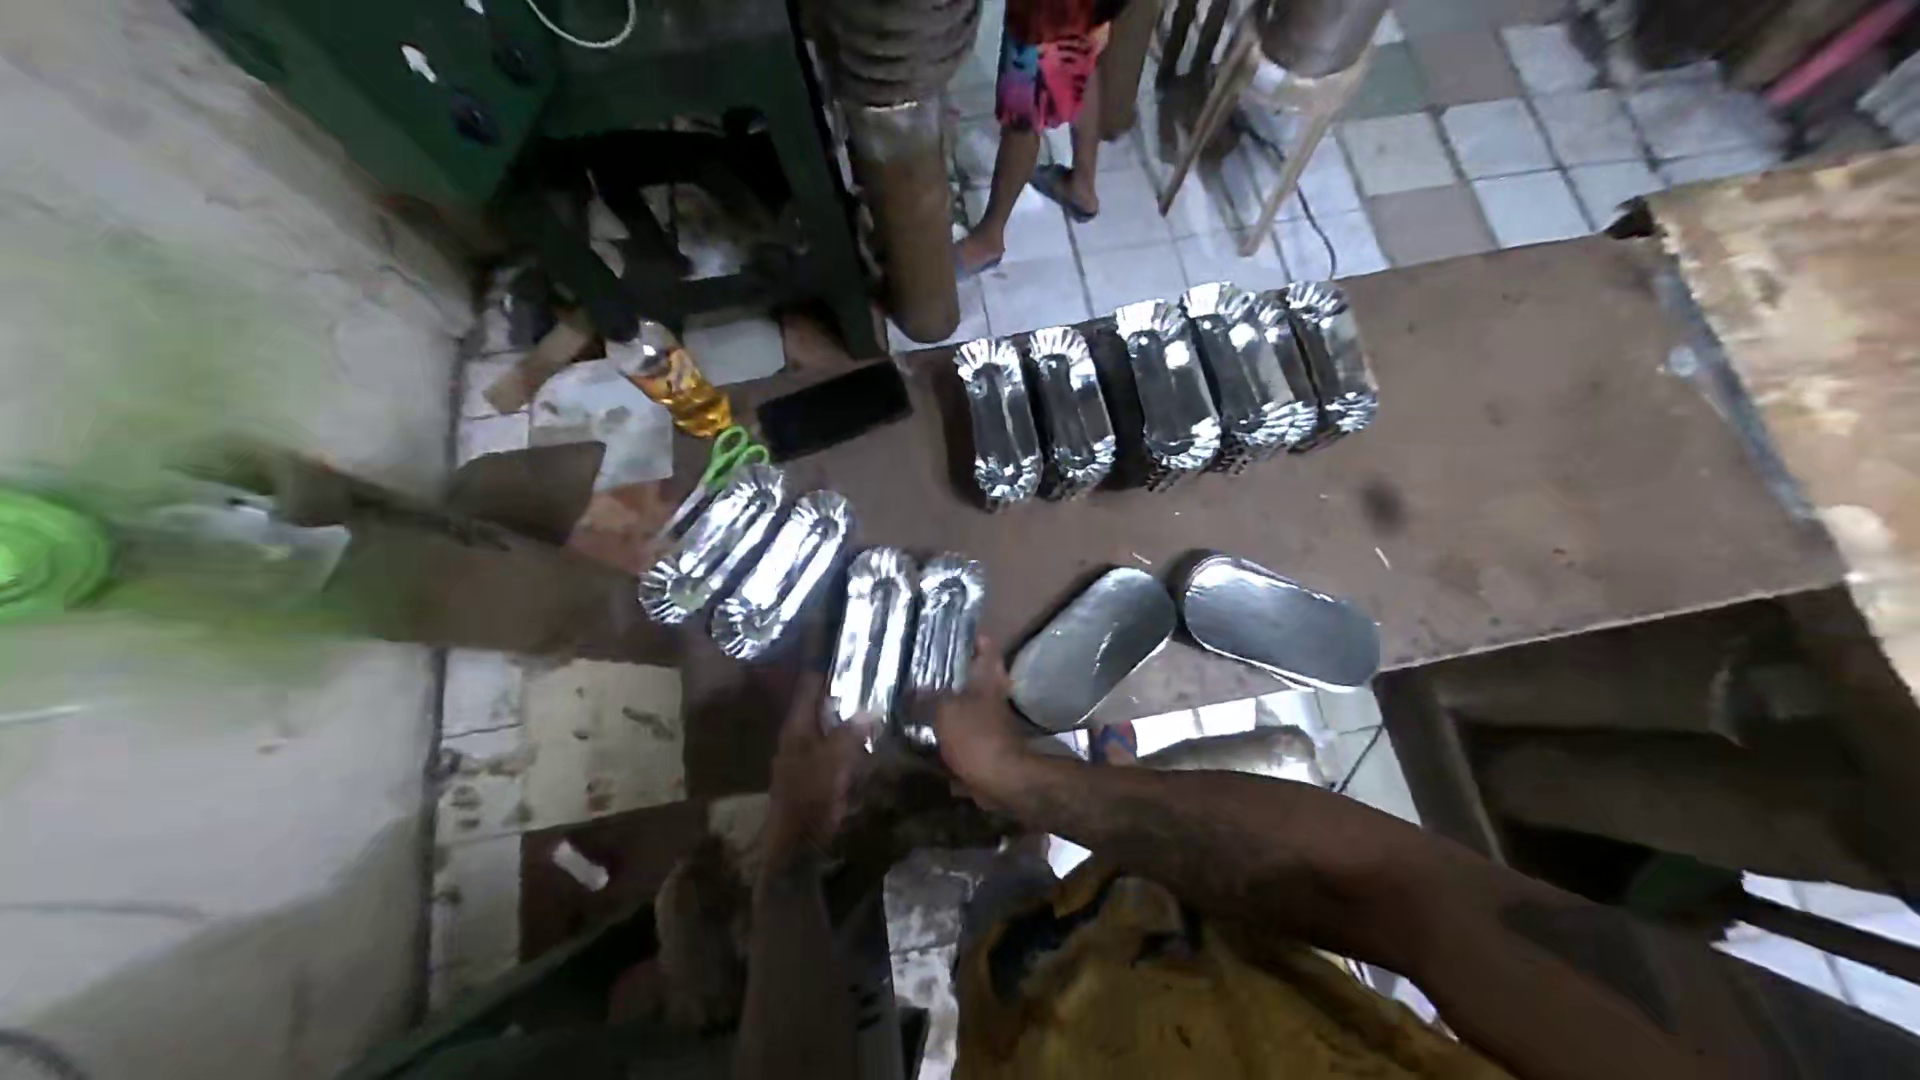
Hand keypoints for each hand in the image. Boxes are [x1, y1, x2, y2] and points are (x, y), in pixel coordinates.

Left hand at [764, 673, 862, 874]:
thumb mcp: (834, 761)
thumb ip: (852, 733)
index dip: (826, 670)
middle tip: (871, 678)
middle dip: (842, 692)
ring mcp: (802, 756)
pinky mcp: (811, 774)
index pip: (809, 687)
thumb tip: (872, 709)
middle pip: (818, 705)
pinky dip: (846, 739)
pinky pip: (831, 746)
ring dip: (846, 716)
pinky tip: (866, 739)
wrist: (796, 846)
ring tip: (874, 704)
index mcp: (796, 728)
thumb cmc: (811, 797)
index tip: (850, 655)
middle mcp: (796, 737)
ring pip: (826, 726)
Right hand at [931, 637, 1040, 807]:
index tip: (946, 633)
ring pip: (966, 703)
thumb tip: (908, 692)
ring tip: (916, 698)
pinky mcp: (985, 744)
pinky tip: (923, 732)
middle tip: (923, 668)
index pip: (984, 644)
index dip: (969, 635)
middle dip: (950, 672)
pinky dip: (946, 731)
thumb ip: (924, 699)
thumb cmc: (976, 736)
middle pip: (973, 674)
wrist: (1002, 780)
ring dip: (947, 702)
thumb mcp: (944, 711)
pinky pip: (961, 731)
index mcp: (988, 677)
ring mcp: (991, 720)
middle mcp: (992, 694)